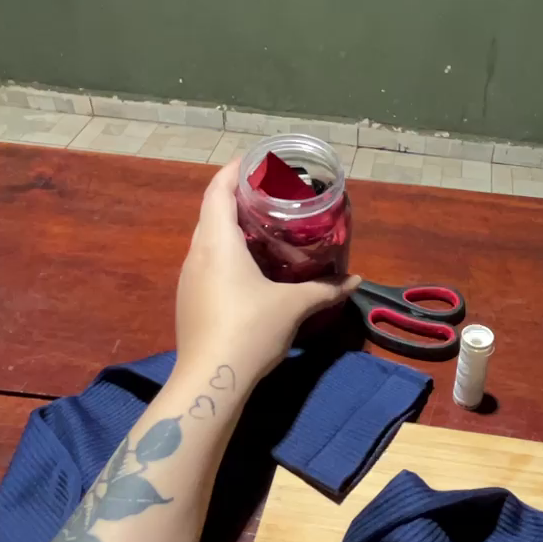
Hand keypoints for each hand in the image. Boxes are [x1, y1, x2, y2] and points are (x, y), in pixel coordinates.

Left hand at [176, 160, 360, 384]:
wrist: (210, 381)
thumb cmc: (250, 329)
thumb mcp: (294, 306)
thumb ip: (324, 289)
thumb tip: (354, 280)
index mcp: (217, 242)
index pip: (217, 189)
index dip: (235, 170)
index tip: (257, 160)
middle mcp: (196, 253)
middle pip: (211, 211)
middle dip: (238, 197)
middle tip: (272, 194)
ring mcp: (189, 278)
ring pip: (208, 239)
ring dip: (232, 227)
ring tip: (265, 227)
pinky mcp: (190, 299)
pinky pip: (207, 262)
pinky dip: (227, 253)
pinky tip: (250, 267)